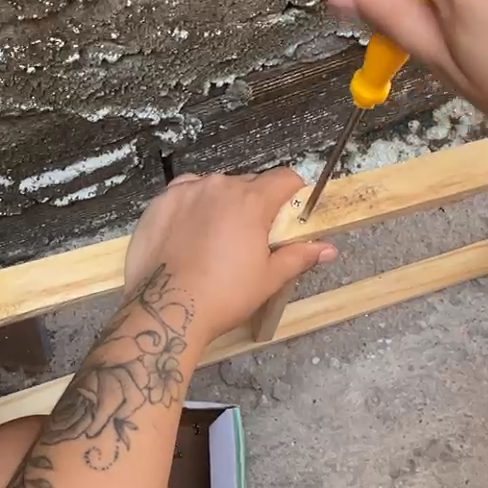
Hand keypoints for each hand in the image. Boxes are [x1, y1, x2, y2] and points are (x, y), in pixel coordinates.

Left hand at [123, 169, 336, 343]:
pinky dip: (191, 207)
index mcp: (251, 201)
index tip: (288, 213)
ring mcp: (184, 192)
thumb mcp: (268, 278)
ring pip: (214, 187)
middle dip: (254, 204)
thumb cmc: (224, 296)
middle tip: (250, 238)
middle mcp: (218, 186)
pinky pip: (184, 195)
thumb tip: (328, 249)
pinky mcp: (159, 203)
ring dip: (221, 204)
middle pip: (247, 184)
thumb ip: (299, 256)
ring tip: (215, 239)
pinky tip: (188, 235)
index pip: (284, 178)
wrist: (165, 310)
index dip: (292, 193)